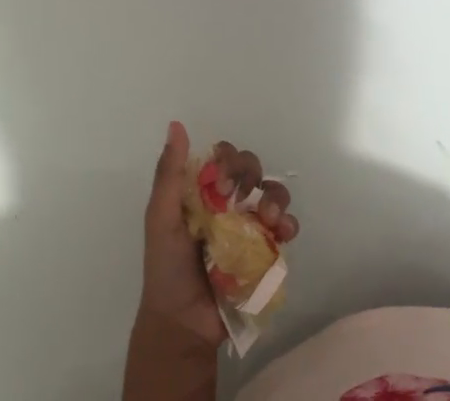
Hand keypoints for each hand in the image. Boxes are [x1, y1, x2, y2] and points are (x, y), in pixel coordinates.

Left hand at [138, 123, 298, 347]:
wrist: (184, 323)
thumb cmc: (167, 268)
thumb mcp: (161, 218)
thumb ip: (170, 174)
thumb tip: (176, 125)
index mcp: (200, 191)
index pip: (222, 157)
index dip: (228, 161)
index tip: (222, 183)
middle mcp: (226, 203)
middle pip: (251, 169)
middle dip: (252, 176)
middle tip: (242, 200)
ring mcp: (247, 225)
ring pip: (272, 193)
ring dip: (274, 198)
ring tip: (268, 219)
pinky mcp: (265, 249)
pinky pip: (285, 225)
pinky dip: (288, 223)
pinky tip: (283, 233)